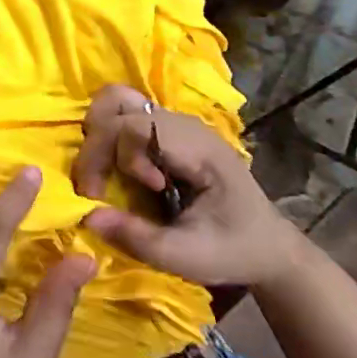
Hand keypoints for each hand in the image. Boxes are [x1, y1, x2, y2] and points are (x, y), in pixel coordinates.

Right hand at [74, 85, 302, 288]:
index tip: (112, 196)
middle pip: (117, 104)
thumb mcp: (188, 257)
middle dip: (96, 145)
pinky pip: (124, 113)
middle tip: (94, 188)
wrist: (269, 247)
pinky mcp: (166, 129)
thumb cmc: (233, 250)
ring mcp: (175, 121)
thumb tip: (87, 217)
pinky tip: (119, 170)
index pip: (134, 125)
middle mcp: (183, 124)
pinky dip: (108, 135)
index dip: (113, 157)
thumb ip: (138, 238)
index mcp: (197, 148)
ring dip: (98, 134)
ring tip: (102, 173)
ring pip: (117, 100)